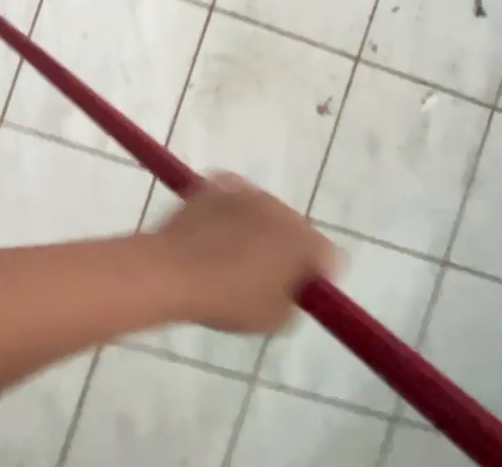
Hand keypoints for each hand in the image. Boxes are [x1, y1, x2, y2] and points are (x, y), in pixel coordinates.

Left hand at [151, 174, 338, 333]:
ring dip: (259, 225)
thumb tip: (292, 286)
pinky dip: (231, 208)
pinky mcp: (213, 184)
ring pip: (264, 209)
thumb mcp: (278, 316)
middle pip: (296, 228)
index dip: (317, 274)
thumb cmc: (228, 299)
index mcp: (305, 242)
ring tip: (235, 250)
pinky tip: (218, 226)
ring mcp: (245, 192)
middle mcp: (281, 209)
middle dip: (288, 246)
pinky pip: (233, 195)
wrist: (172, 270)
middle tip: (267, 271)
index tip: (300, 289)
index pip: (329, 257)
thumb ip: (295, 297)